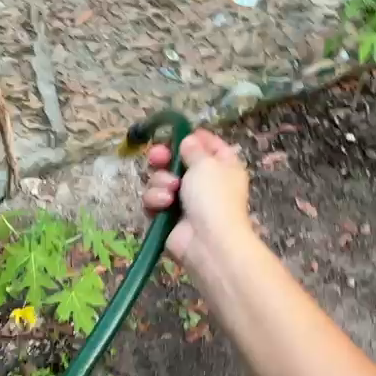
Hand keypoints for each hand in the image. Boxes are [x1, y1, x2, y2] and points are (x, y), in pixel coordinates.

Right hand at [142, 129, 251, 269]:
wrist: (208, 241)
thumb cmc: (213, 197)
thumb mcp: (206, 163)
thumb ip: (193, 149)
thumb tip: (187, 141)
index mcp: (222, 165)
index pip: (207, 144)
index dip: (191, 137)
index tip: (176, 134)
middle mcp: (203, 181)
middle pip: (176, 161)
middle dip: (164, 159)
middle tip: (157, 157)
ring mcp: (184, 200)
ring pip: (160, 180)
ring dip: (160, 182)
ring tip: (170, 191)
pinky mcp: (167, 216)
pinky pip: (154, 201)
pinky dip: (156, 201)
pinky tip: (164, 205)